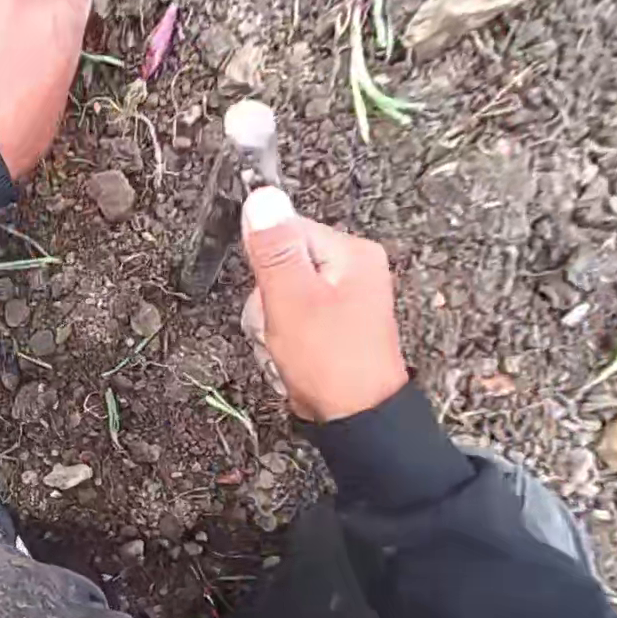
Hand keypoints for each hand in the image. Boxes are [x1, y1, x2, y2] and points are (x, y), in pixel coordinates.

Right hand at [240, 188, 409, 421]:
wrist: (355, 420)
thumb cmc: (330, 363)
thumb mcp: (292, 300)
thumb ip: (274, 249)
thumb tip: (262, 197)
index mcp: (351, 254)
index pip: (287, 233)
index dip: (267, 268)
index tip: (272, 296)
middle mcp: (351, 271)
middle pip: (280, 267)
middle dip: (268, 304)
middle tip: (283, 329)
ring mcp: (342, 300)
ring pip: (278, 298)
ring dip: (271, 327)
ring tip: (287, 349)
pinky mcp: (331, 325)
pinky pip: (289, 319)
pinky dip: (282, 340)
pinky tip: (291, 358)